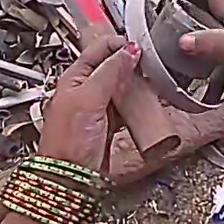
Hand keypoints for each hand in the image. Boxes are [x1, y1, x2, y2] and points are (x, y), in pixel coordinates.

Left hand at [36, 35, 139, 171]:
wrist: (70, 178)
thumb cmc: (68, 142)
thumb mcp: (89, 98)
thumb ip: (110, 72)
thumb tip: (129, 50)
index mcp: (74, 77)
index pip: (100, 49)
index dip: (120, 45)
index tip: (141, 47)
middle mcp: (86, 89)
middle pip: (113, 67)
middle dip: (133, 64)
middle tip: (152, 64)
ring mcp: (98, 106)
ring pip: (123, 86)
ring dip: (138, 84)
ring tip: (154, 82)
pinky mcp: (109, 123)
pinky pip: (127, 106)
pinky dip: (139, 103)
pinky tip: (149, 103)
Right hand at [176, 0, 223, 87]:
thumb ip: (212, 44)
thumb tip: (183, 41)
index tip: (166, 7)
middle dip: (180, 10)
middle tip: (169, 30)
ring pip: (206, 15)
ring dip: (192, 26)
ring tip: (183, 45)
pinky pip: (215, 32)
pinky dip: (205, 41)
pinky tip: (204, 57)